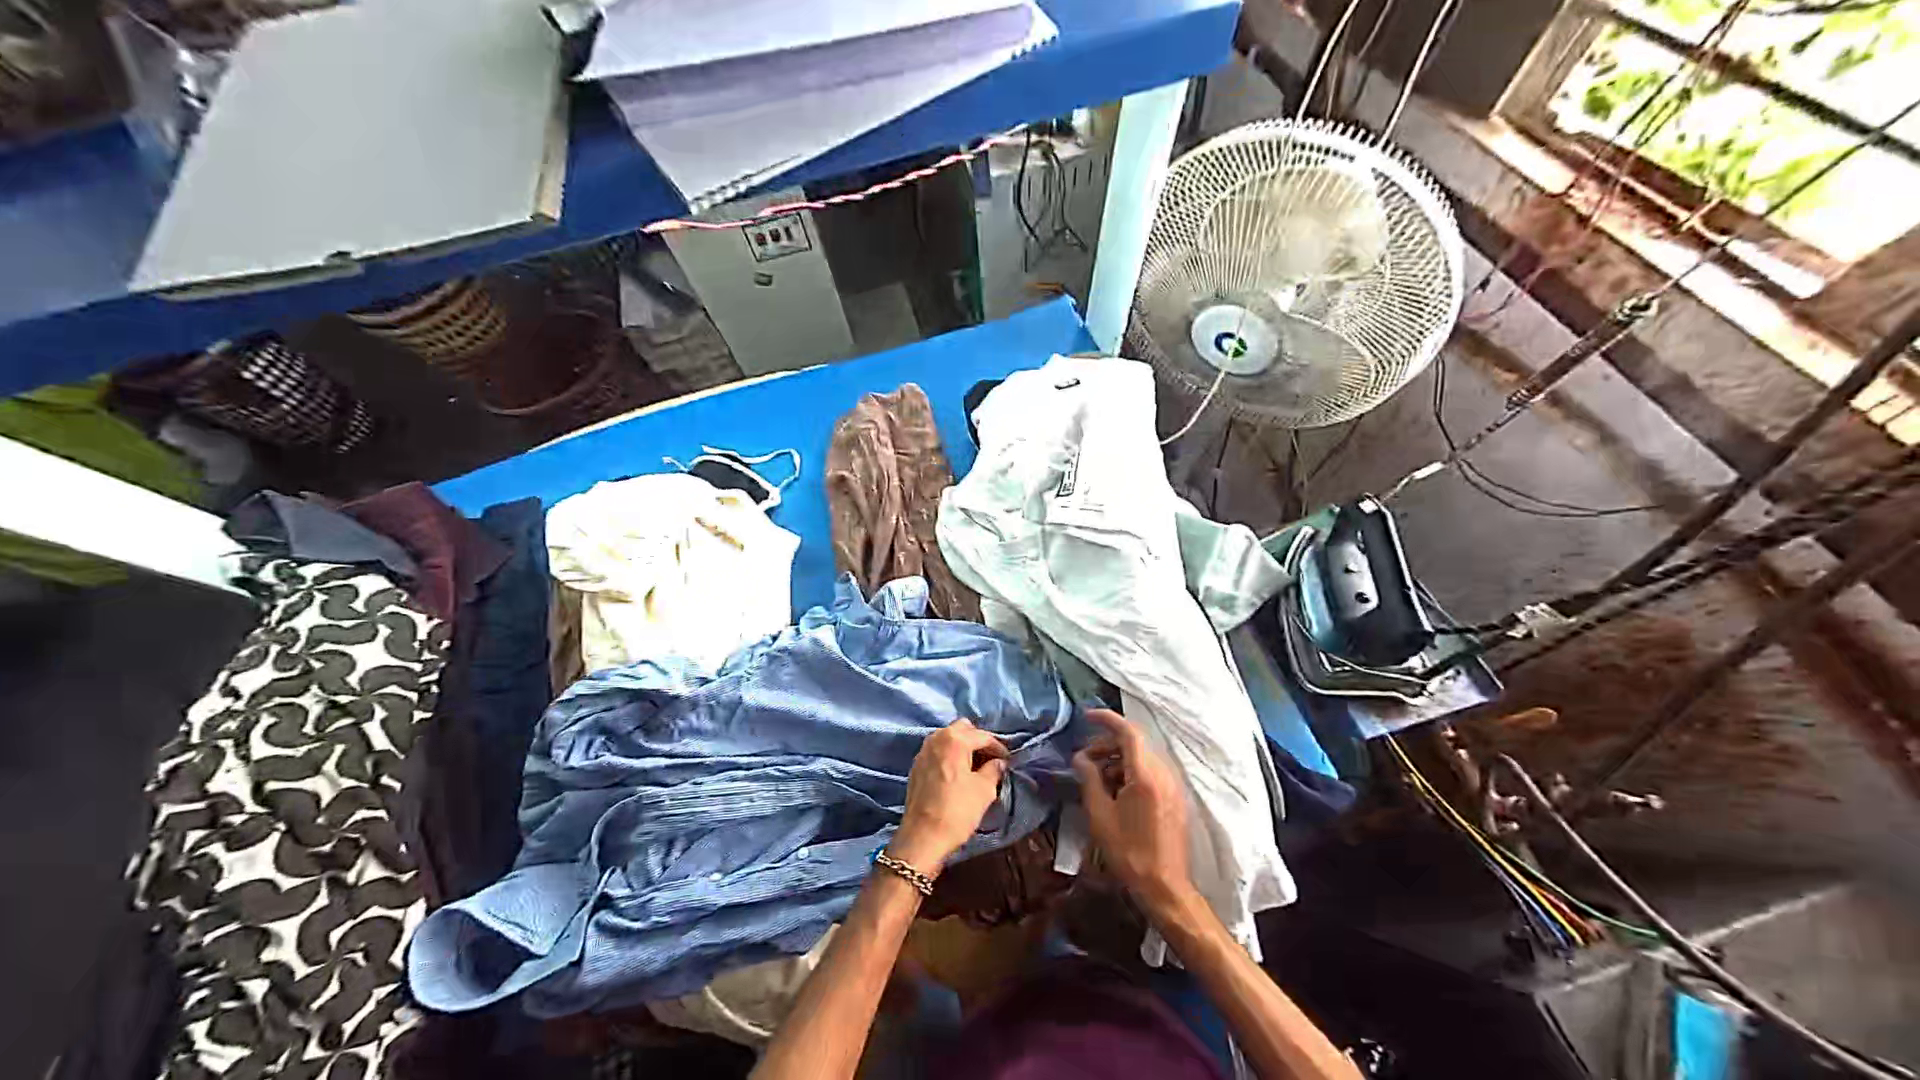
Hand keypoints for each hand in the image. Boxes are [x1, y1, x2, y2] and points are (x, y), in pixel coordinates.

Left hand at [891, 719, 1009, 871]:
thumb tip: (998, 763)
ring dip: (963, 747)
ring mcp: (923, 751)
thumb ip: (993, 770)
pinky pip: (938, 751)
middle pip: (963, 729)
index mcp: (954, 740)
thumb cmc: (957, 811)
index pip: (983, 736)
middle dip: (978, 741)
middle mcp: (936, 738)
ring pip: (948, 738)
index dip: (998, 747)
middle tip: (991, 759)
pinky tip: (958, 773)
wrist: (923, 837)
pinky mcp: (916, 766)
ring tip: (976, 766)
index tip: (1007, 761)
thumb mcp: (984, 790)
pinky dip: (950, 755)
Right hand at [1072, 708, 1194, 915]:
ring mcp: (1173, 787)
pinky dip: (1131, 773)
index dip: (1107, 719)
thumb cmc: (1128, 853)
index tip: (1087, 717)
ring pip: (1143, 758)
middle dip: (1107, 745)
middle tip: (1085, 760)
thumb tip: (1081, 758)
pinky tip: (1115, 792)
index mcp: (1145, 775)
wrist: (1165, 888)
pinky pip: (1152, 773)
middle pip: (1135, 744)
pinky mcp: (1175, 799)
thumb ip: (1089, 779)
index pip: (1128, 732)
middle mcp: (1164, 774)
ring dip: (1118, 760)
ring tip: (1097, 779)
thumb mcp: (1100, 815)